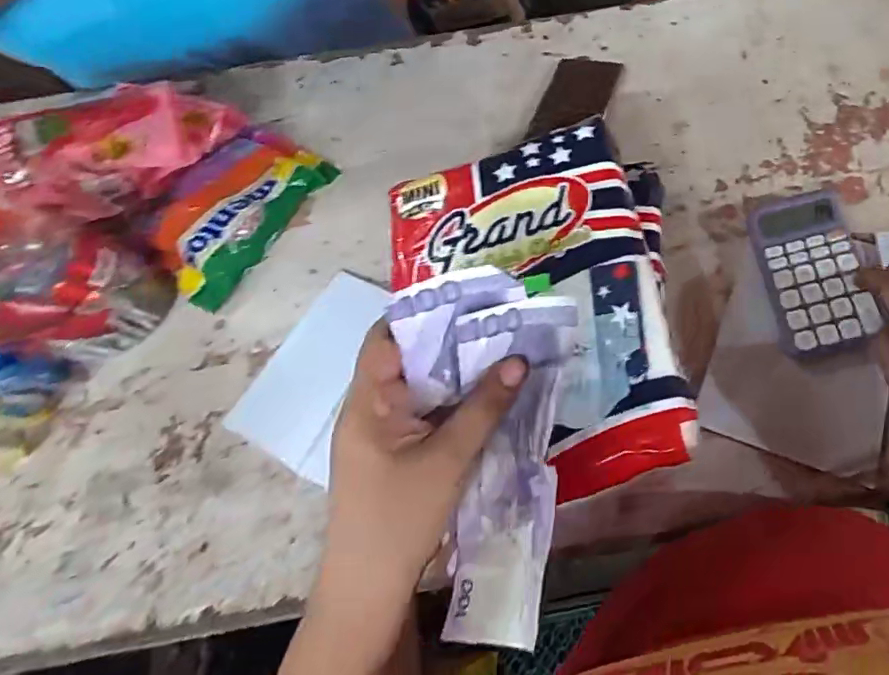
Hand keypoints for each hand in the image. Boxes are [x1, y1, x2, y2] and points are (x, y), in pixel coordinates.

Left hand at [327, 321, 526, 573]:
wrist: (370, 592)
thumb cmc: (399, 519)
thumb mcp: (448, 459)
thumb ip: (484, 406)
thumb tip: (520, 358)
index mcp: (368, 403)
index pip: (384, 337)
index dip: (421, 310)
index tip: (466, 296)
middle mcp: (373, 409)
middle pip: (410, 356)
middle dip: (453, 335)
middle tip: (499, 316)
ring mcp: (387, 431)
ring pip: (425, 384)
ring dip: (460, 367)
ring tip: (504, 342)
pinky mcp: (401, 451)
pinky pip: (431, 409)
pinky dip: (459, 395)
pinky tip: (492, 388)